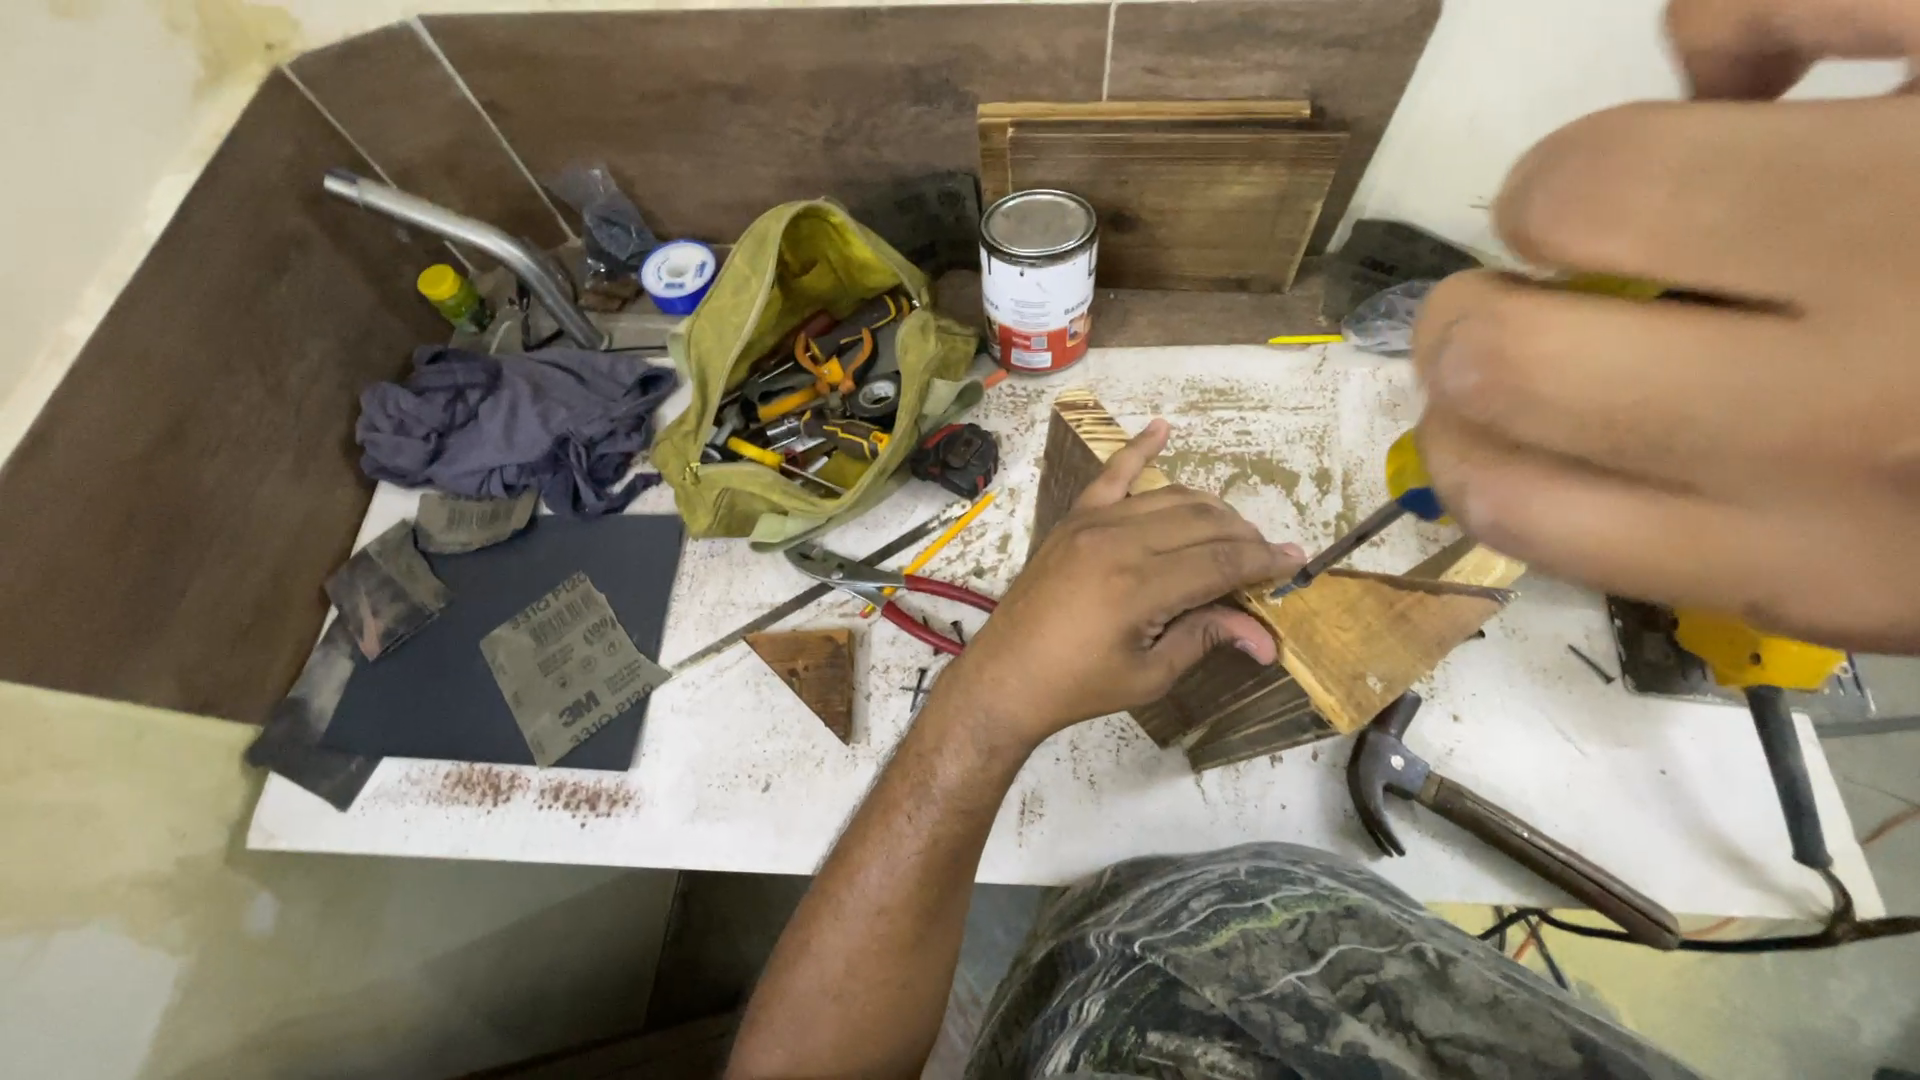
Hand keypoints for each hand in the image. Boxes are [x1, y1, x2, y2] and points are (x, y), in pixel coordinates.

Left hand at [930, 419, 1303, 748]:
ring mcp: (1091, 523)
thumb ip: (1206, 638)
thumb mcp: (1149, 674)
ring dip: (1210, 509)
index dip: (1263, 563)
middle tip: (1262, 560)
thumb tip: (1267, 638)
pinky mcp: (1072, 519)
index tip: (1294, 563)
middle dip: (1243, 538)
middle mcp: (1118, 542)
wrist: (1006, 675)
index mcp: (1138, 586)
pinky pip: (1112, 474)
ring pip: (1170, 497)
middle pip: (1203, 523)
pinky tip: (1162, 427)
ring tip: (1232, 531)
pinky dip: (1139, 449)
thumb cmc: (1077, 686)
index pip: (1220, 562)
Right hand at [1411, 0, 1919, 651]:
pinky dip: (1728, 23)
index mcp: (1830, 554)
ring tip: (1672, 173)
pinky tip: (1777, 61)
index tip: (1473, 412)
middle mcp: (1864, 416)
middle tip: (1519, 289)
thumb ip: (1706, 530)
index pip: (1504, 497)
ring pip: (1583, 183)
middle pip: (1492, 350)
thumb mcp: (1914, 574)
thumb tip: (1512, 447)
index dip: (1452, 443)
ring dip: (1578, 181)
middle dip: (1469, 314)